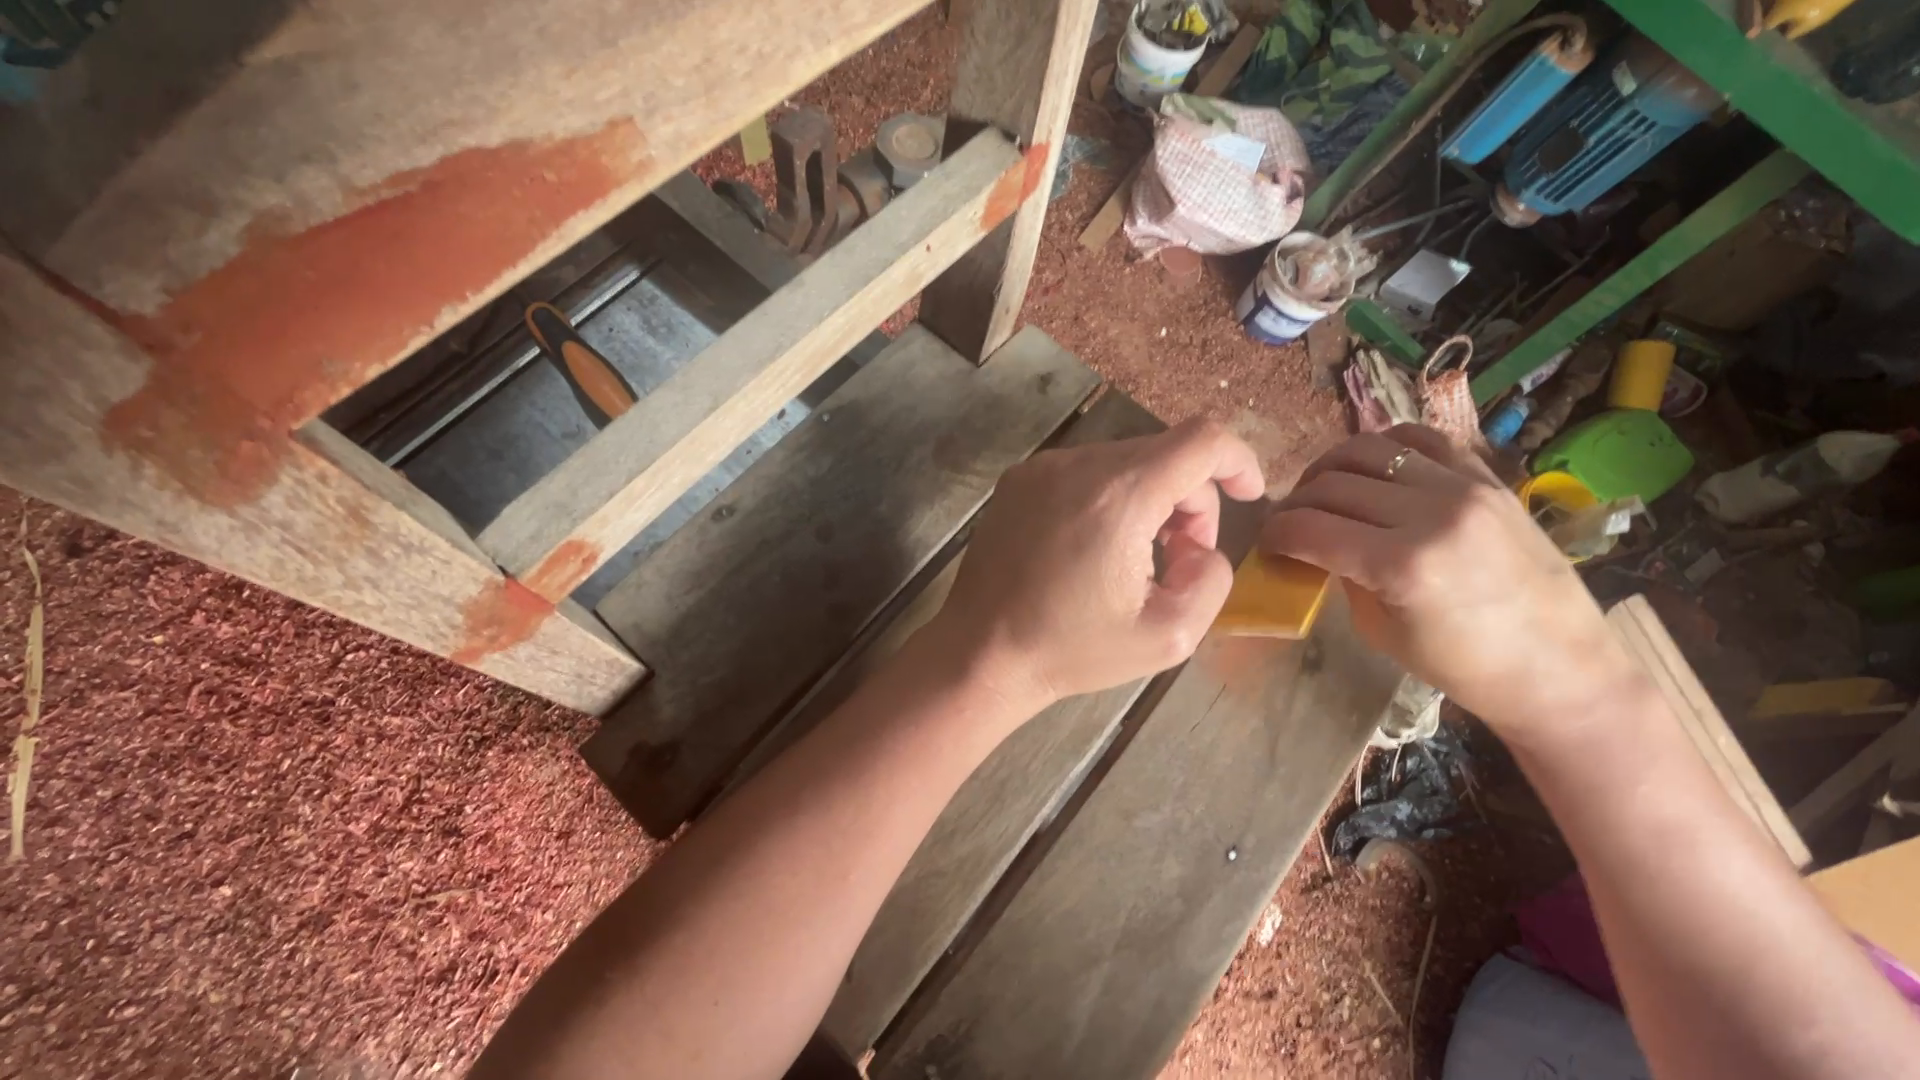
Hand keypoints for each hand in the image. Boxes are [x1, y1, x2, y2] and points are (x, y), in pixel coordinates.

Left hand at [927, 418, 1264, 714]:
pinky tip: (1094, 549)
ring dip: (1150, 499)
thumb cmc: (1071, 650)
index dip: (1239, 461)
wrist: (980, 654)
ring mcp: (1041, 468)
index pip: (1202, 439)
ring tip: (1136, 559)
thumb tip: (1201, 548)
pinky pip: (1085, 472)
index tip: (1250, 496)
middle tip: (1181, 559)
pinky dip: (1110, 497)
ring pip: (1125, 461)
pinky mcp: (1017, 480)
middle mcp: (1078, 465)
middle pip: (1165, 452)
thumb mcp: (1169, 636)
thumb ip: (1214, 580)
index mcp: (1118, 496)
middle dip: (1192, 500)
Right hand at [1260, 424, 1637, 739]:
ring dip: (1330, 467)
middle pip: (1332, 485)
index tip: (1266, 543)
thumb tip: (1315, 543)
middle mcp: (1432, 514)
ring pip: (1370, 449)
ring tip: (1322, 489)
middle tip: (1288, 522)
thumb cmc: (1465, 668)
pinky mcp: (1489, 479)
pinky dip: (1385, 447)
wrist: (1560, 668)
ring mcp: (1465, 488)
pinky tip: (1371, 469)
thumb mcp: (1381, 630)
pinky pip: (1422, 439)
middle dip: (1295, 503)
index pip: (1309, 528)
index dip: (1275, 533)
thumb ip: (1344, 576)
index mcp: (1402, 566)